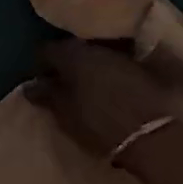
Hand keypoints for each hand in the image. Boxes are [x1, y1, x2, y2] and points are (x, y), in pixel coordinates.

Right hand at [28, 38, 172, 157]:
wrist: (152, 135)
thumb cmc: (98, 123)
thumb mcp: (65, 113)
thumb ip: (46, 96)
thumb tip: (31, 85)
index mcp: (71, 54)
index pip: (45, 50)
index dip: (39, 65)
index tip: (38, 80)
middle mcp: (94, 48)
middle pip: (71, 51)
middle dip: (64, 64)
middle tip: (60, 83)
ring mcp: (119, 57)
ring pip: (94, 57)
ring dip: (86, 69)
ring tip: (82, 89)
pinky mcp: (139, 70)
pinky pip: (112, 66)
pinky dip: (104, 75)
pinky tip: (103, 91)